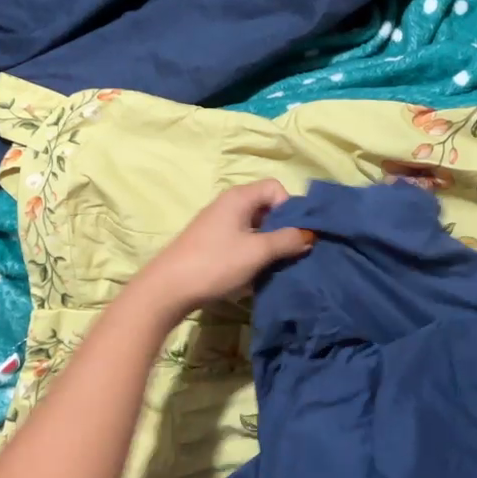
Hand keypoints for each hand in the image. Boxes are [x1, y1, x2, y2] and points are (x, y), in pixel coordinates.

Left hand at [124, 179, 313, 321]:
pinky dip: (252, 251)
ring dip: (268, 243)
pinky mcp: (210, 242)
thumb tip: (309, 236)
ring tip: (274, 264)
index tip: (292, 233)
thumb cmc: (215, 263)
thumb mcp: (257, 252)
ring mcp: (217, 223)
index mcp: (239, 197)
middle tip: (289, 251)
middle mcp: (228, 204)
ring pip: (254, 225)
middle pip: (266, 206)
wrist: (167, 290)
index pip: (275, 188)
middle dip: (282, 227)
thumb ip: (287, 241)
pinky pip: (241, 238)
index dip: (289, 207)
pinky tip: (254, 272)